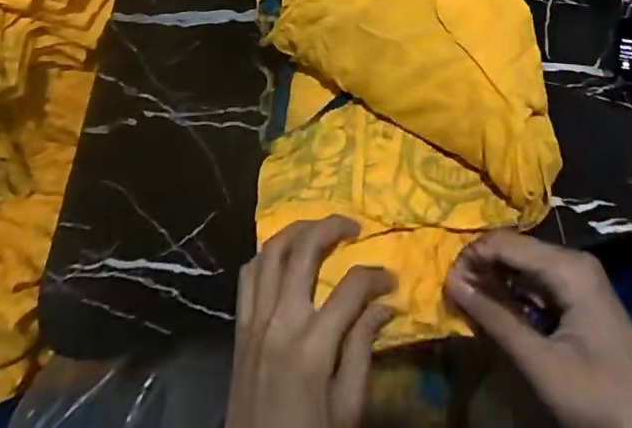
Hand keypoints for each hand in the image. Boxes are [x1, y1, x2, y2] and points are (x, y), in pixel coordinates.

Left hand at [227, 216, 395, 427]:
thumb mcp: (347, 406)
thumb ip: (363, 348)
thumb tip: (385, 306)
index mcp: (313, 345)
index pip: (352, 287)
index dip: (377, 276)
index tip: (392, 280)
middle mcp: (280, 322)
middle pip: (303, 249)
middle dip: (332, 226)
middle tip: (354, 225)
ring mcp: (254, 322)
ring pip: (270, 252)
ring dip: (297, 231)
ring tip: (320, 229)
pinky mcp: (239, 328)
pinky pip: (249, 275)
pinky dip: (268, 256)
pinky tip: (286, 258)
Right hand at [446, 232, 631, 427]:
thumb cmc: (600, 396)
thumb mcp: (542, 364)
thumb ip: (496, 320)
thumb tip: (452, 280)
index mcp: (568, 267)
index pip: (505, 242)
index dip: (471, 257)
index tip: (444, 284)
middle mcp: (573, 262)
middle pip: (515, 251)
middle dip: (481, 268)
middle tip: (452, 295)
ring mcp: (579, 281)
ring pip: (524, 268)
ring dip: (495, 283)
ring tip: (466, 303)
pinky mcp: (580, 301)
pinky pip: (537, 286)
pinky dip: (513, 297)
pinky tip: (496, 313)